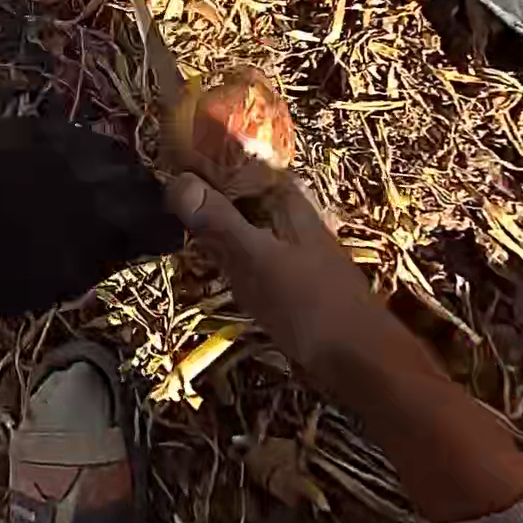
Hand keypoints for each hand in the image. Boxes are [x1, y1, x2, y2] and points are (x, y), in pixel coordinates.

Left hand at [0, 117, 183, 318]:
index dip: (164, 224)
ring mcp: (55, 143)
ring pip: (109, 148)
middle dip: (142, 194)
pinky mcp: (30, 126)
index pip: (154, 214)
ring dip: (116, 169)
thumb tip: (146, 239)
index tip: (163, 231)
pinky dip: (84, 152)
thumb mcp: (60, 284)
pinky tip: (73, 167)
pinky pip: (74, 133)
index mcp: (94, 218)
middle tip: (134, 207)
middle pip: (136, 175)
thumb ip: (109, 256)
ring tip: (105, 186)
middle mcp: (82, 173)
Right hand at [168, 173, 407, 392]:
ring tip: (173, 230)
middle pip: (231, 189)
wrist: (363, 362)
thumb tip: (175, 180)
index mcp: (282, 194)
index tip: (158, 173)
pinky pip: (245, 246)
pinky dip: (223, 248)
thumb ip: (217, 220)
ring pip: (236, 218)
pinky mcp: (285, 267)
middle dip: (197, 196)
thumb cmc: (309, 305)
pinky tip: (207, 261)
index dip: (194, 162)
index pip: (230, 160)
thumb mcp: (256, 259)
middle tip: (159, 208)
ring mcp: (287, 238)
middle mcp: (285, 208)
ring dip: (208, 223)